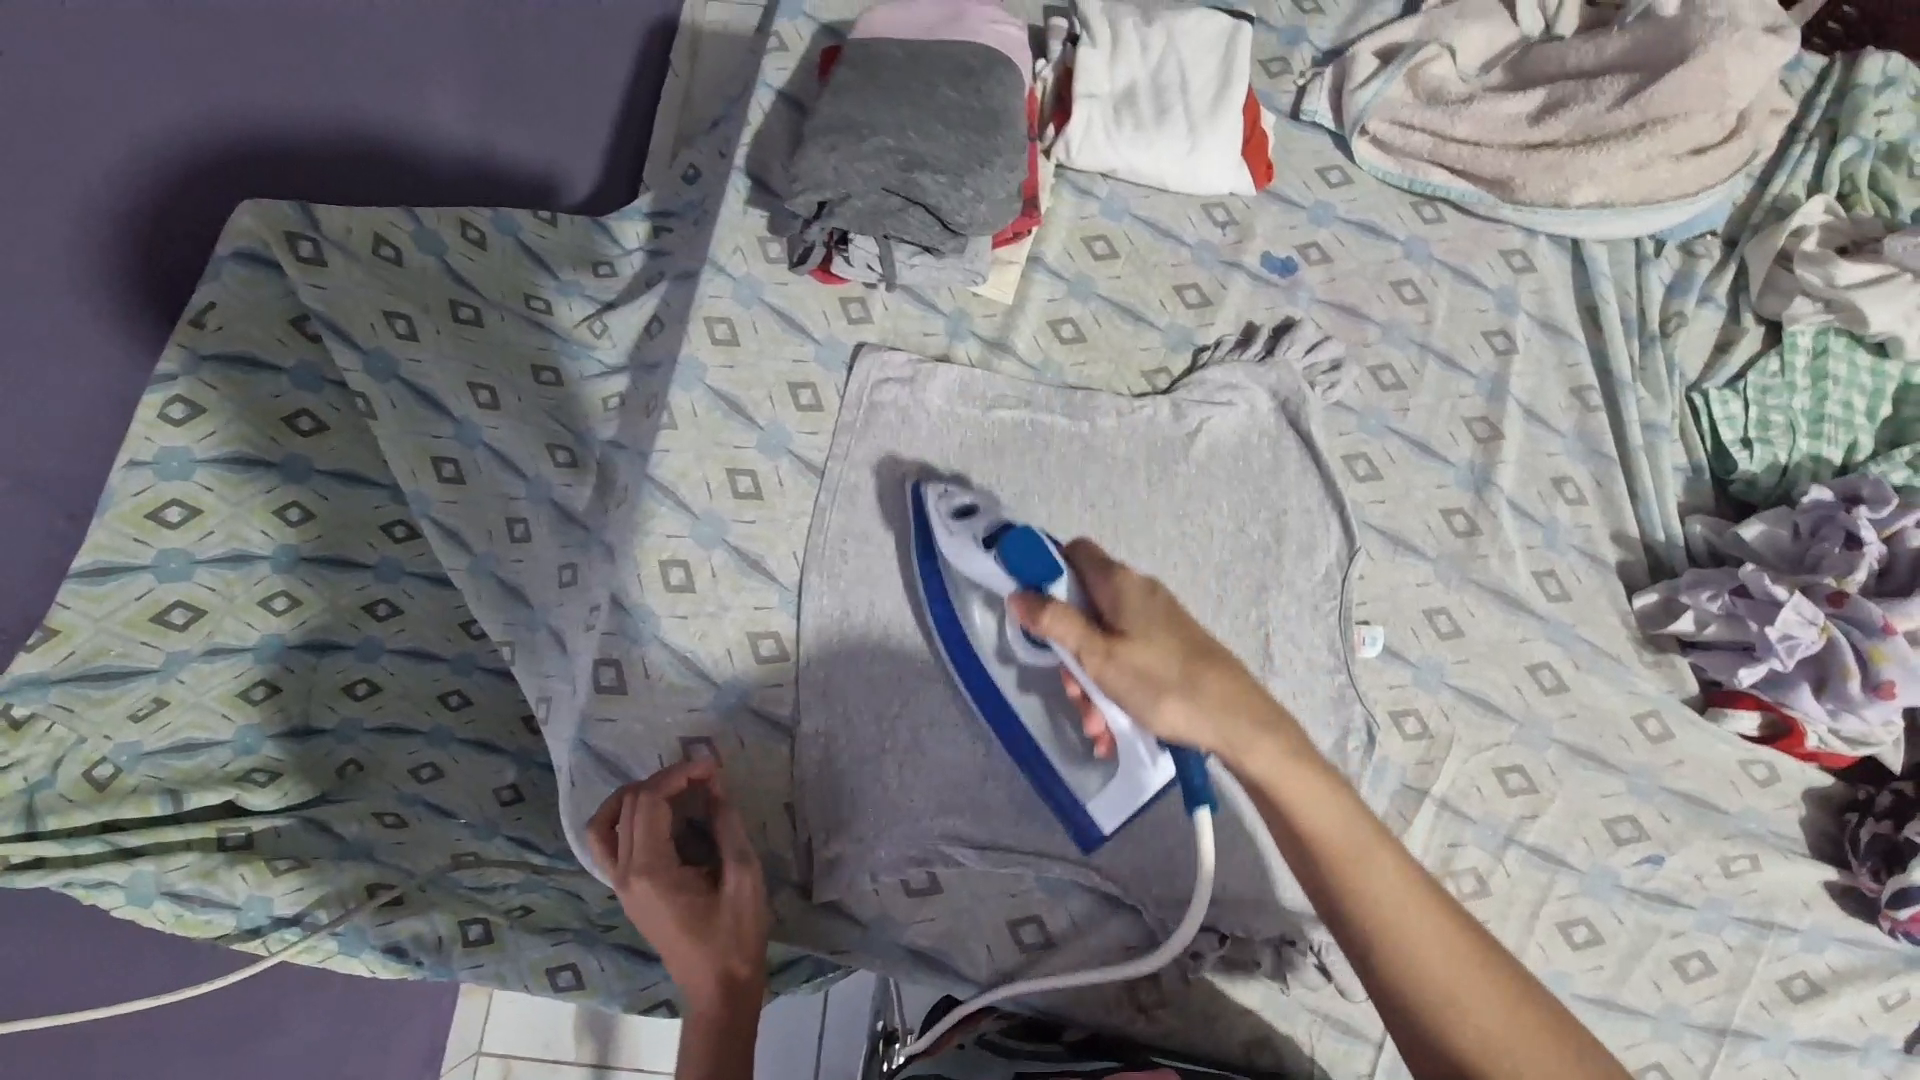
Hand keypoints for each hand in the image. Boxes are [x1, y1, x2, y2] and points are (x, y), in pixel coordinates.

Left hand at [586, 760, 770, 1015]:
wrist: (719, 987)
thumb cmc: (735, 934)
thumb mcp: (743, 873)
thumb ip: (725, 823)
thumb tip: (713, 783)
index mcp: (651, 869)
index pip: (651, 800)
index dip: (680, 774)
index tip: (713, 766)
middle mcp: (625, 874)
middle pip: (630, 805)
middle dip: (666, 779)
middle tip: (705, 775)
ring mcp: (621, 885)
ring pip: (607, 823)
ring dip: (636, 796)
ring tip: (674, 787)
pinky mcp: (627, 892)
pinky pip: (611, 845)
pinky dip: (627, 820)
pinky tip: (661, 816)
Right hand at [1008, 539, 1308, 765]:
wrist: (1237, 720)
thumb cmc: (1161, 682)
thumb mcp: (1098, 656)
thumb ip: (1056, 623)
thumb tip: (1018, 594)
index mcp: (1119, 583)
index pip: (1073, 551)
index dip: (1046, 570)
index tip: (1031, 606)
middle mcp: (1138, 593)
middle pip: (1084, 606)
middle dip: (1069, 652)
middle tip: (1072, 690)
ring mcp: (1156, 622)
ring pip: (1103, 642)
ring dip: (1091, 684)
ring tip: (1097, 727)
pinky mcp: (1169, 649)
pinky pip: (1127, 661)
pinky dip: (1115, 690)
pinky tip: (1113, 730)